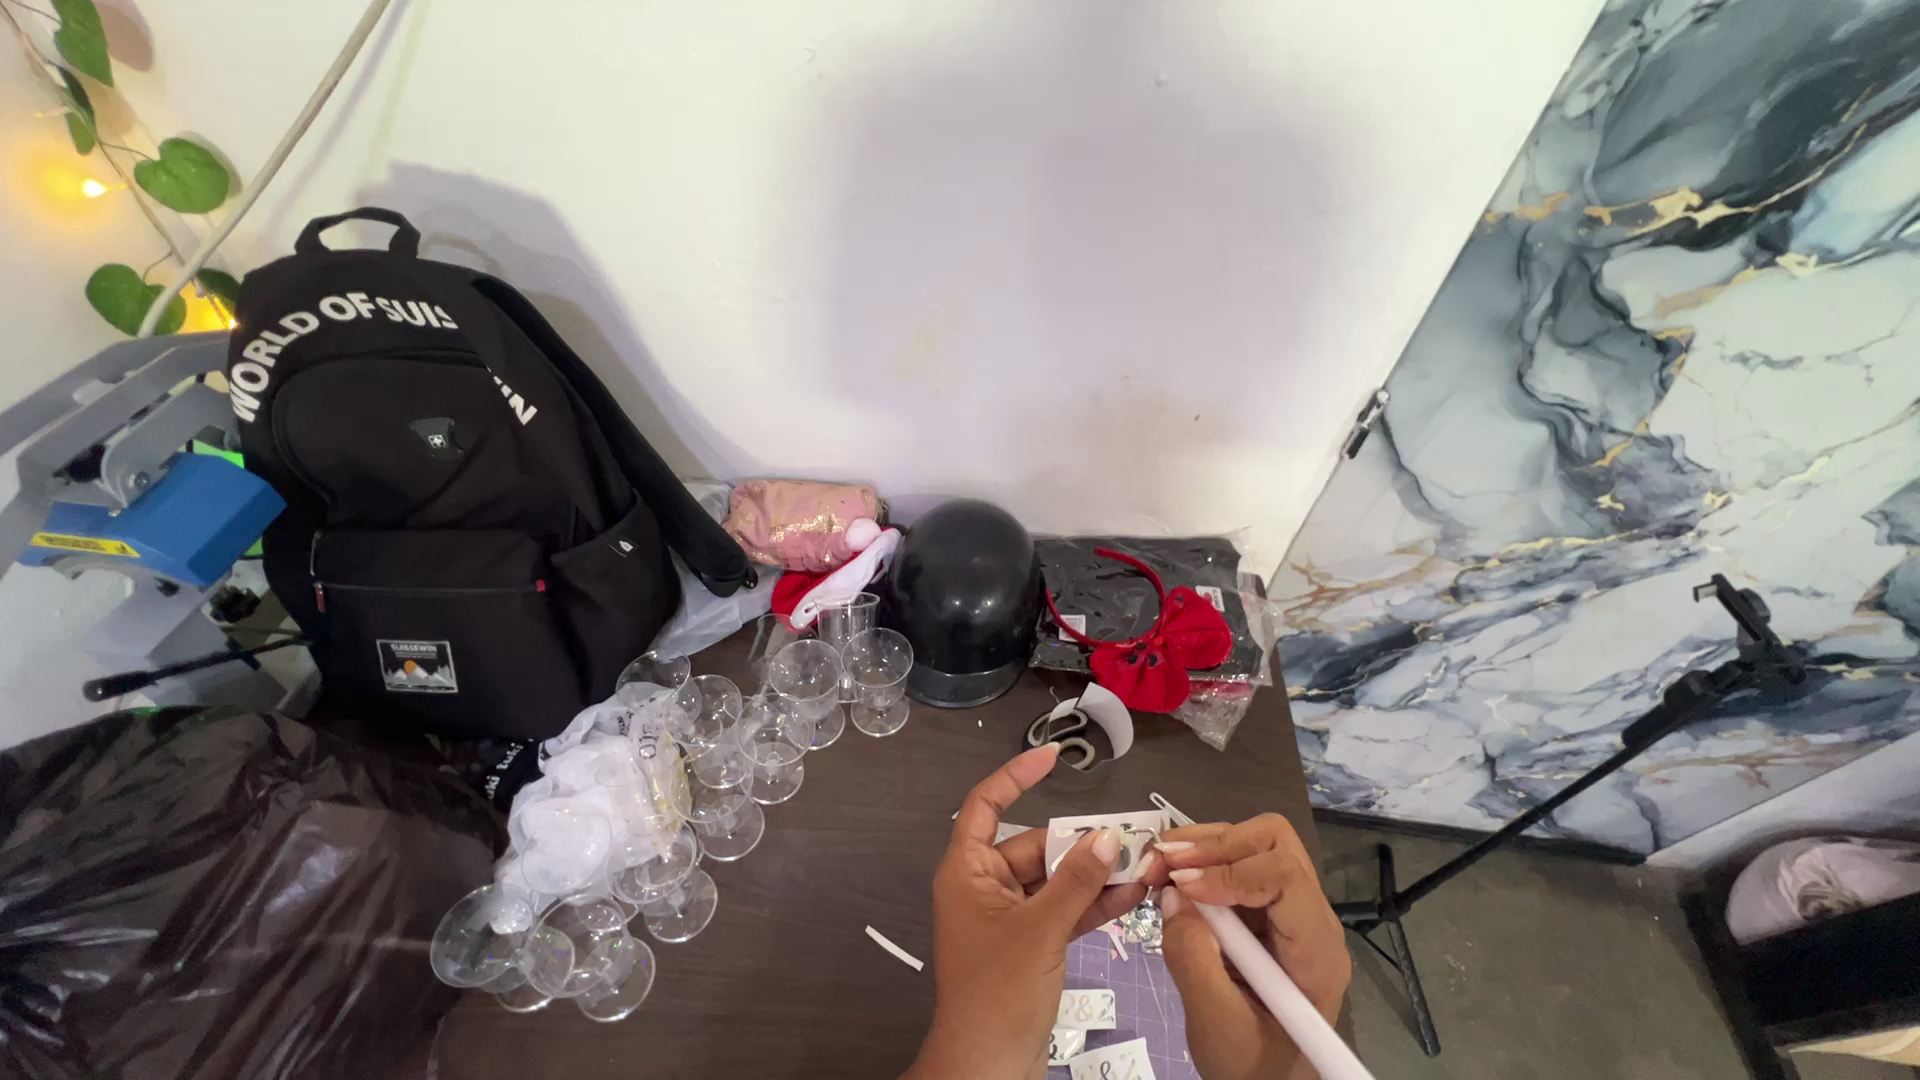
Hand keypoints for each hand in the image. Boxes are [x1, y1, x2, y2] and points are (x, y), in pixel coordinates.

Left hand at [904, 744, 1149, 1079]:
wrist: (988, 1068)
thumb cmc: (998, 990)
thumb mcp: (1040, 930)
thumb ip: (1076, 882)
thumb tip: (1106, 837)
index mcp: (968, 870)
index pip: (986, 805)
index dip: (1016, 776)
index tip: (1052, 757)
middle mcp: (985, 885)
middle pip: (1034, 846)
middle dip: (1079, 843)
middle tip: (1129, 836)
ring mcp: (1009, 916)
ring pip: (1054, 879)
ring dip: (1093, 874)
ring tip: (1141, 863)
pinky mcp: (1030, 943)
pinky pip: (1062, 910)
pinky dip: (1091, 904)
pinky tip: (1130, 895)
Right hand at [1154, 814, 1351, 1079]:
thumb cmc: (1249, 1066)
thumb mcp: (1216, 1026)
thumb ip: (1193, 959)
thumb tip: (1171, 894)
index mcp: (1315, 951)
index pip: (1285, 875)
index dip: (1230, 869)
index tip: (1182, 886)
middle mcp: (1310, 917)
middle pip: (1272, 841)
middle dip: (1214, 843)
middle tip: (1164, 862)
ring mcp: (1288, 908)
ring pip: (1251, 842)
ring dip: (1200, 846)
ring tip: (1157, 865)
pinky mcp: (1263, 907)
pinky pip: (1234, 861)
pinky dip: (1197, 859)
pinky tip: (1168, 878)